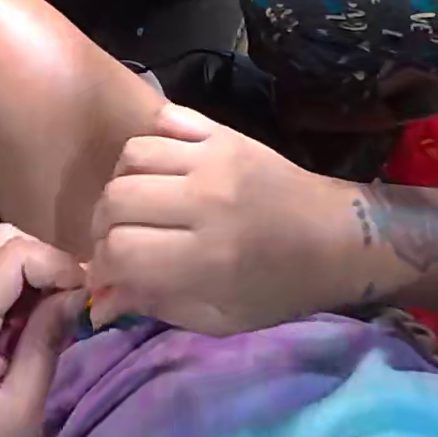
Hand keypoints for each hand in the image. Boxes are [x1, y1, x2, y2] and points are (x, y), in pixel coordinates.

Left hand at [0, 225, 85, 436]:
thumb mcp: (22, 408)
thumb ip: (48, 338)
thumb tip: (78, 289)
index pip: (15, 253)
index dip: (57, 263)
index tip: (85, 296)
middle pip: (3, 241)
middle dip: (45, 260)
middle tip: (72, 300)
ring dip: (32, 272)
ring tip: (56, 313)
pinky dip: (17, 287)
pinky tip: (32, 322)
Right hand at [87, 105, 356, 334]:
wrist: (336, 236)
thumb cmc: (279, 287)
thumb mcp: (220, 317)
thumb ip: (155, 304)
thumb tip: (100, 297)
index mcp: (208, 256)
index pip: (121, 248)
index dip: (101, 264)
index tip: (107, 272)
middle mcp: (206, 199)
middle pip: (117, 197)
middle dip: (103, 223)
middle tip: (116, 237)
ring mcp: (214, 157)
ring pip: (134, 153)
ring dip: (122, 180)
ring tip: (137, 200)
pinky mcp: (224, 132)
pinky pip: (168, 118)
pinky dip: (153, 142)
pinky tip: (161, 167)